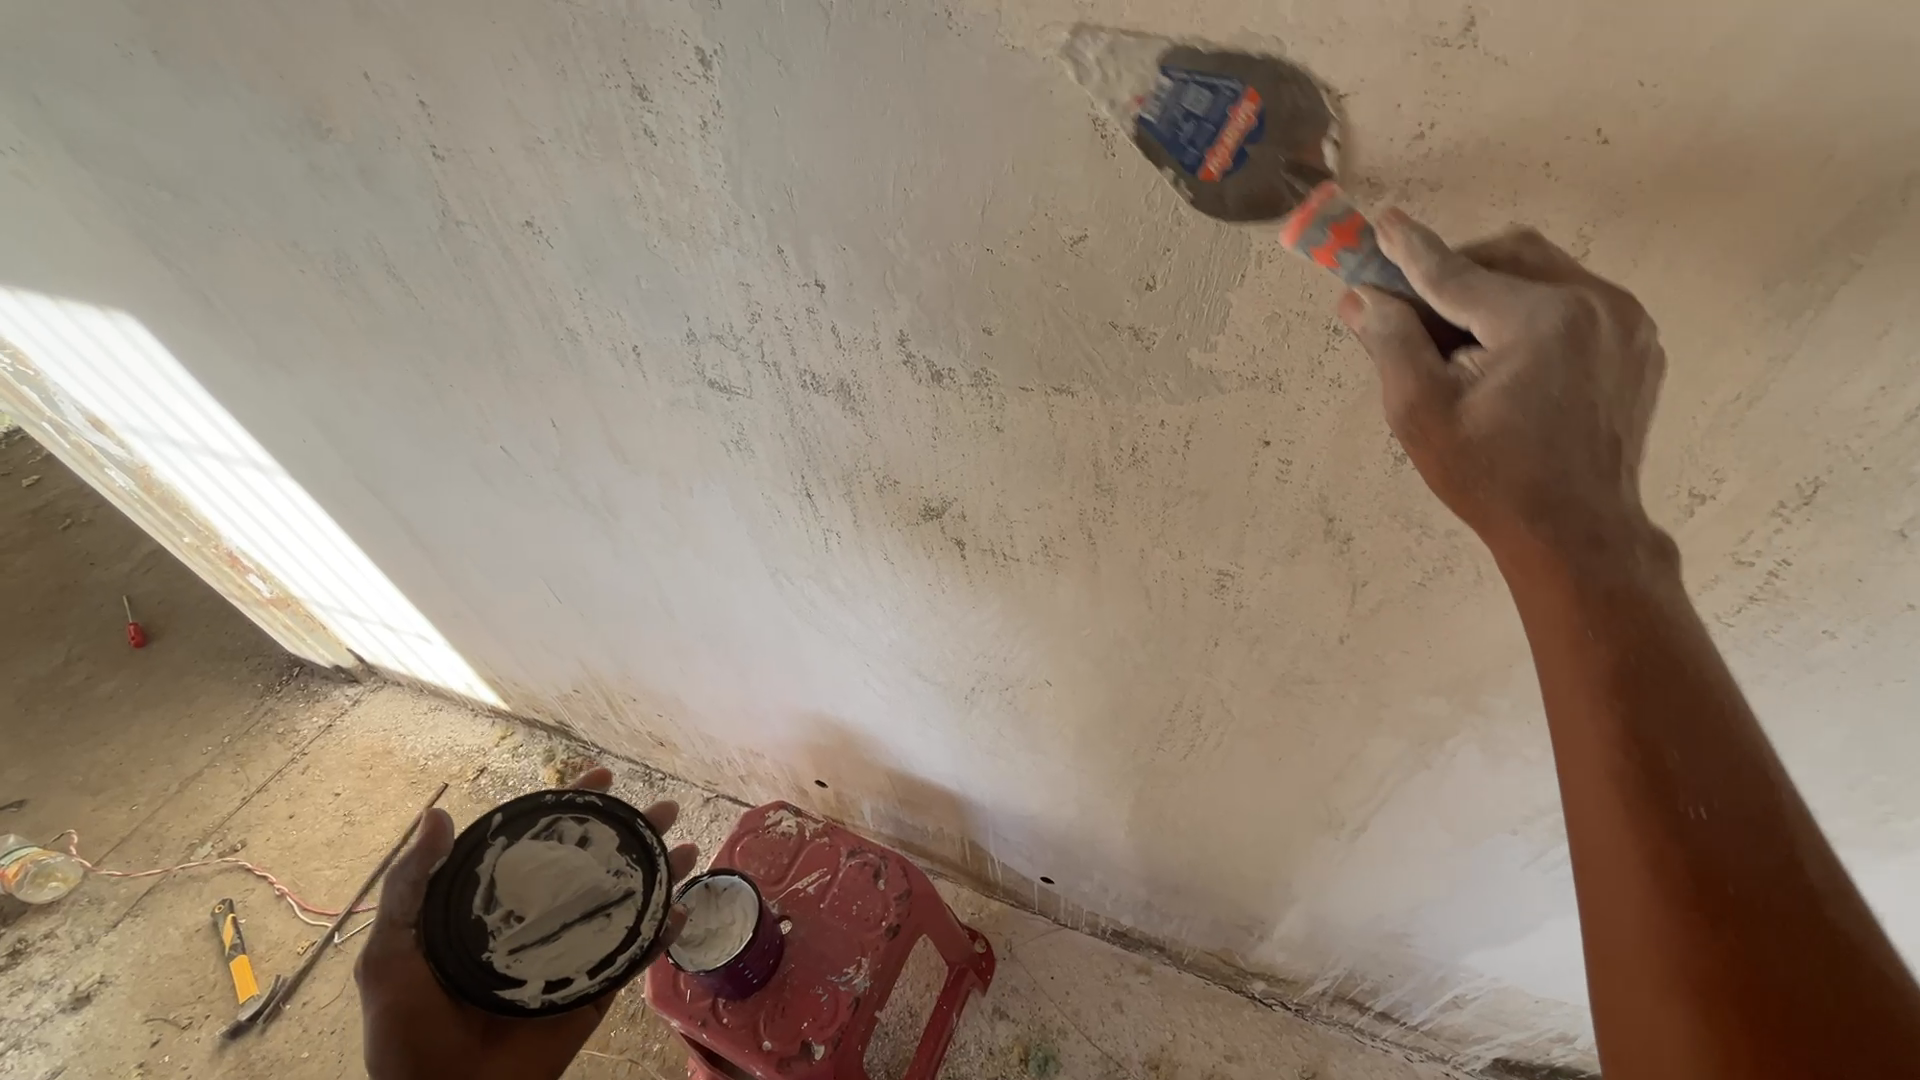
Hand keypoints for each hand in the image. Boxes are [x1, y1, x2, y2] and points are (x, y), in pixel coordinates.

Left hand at [355, 768, 699, 1079]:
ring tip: (689, 848)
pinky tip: (681, 909)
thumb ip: (410, 888)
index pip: (544, 841)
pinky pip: (635, 956)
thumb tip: (439, 815)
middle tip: (665, 808)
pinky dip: (662, 933)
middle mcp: (545, 919)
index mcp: (501, 905)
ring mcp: (575, 953)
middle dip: (635, 831)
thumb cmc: (408, 1032)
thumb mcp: (391, 956)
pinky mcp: (594, 990)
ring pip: (627, 902)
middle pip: (598, 863)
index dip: (575, 805)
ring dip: (661, 873)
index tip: (603, 777)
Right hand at [1338, 210, 1666, 562]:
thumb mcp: (1418, 412)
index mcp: (1541, 318)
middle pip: (1509, 254)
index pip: (1455, 272)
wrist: (1575, 530)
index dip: (1410, 249)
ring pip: (1545, 272)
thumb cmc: (1487, 476)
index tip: (1381, 222)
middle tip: (1413, 309)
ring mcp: (1627, 321)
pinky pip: (1574, 301)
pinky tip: (1502, 359)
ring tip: (1457, 343)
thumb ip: (1389, 342)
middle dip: (1454, 271)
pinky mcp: (1638, 343)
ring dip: (1490, 290)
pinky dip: (1527, 312)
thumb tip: (1361, 298)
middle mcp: (1596, 302)